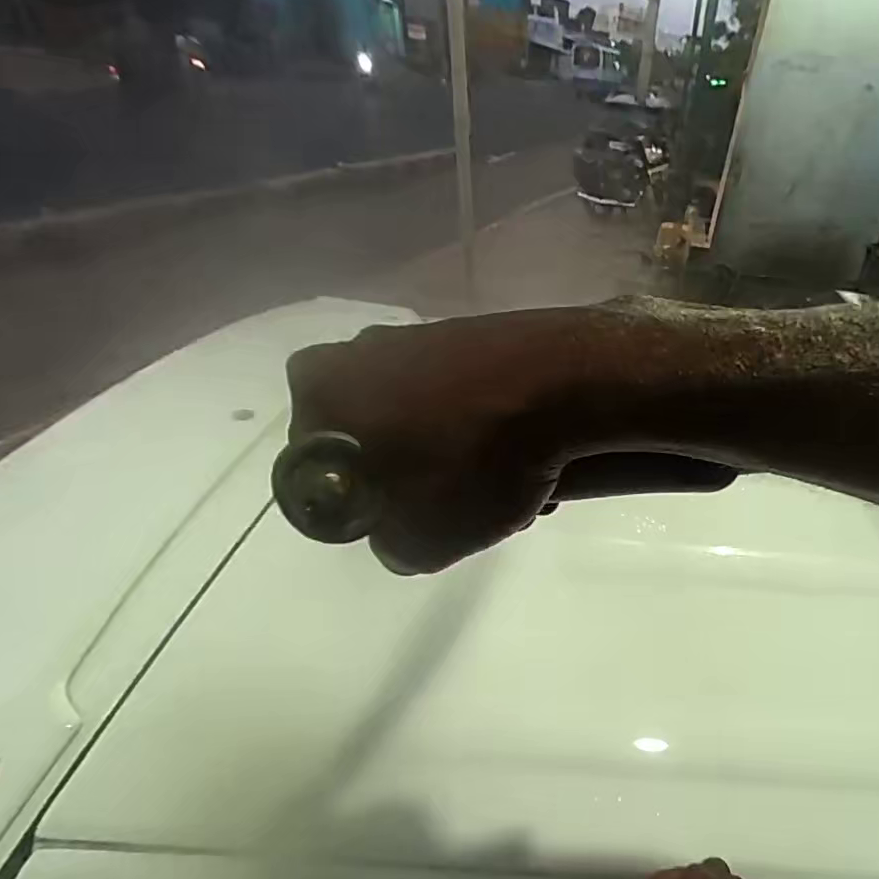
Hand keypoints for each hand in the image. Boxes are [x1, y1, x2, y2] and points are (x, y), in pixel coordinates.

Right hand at [284, 306, 629, 573]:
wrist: (564, 383)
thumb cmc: (470, 463)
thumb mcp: (418, 541)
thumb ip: (389, 544)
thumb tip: (398, 533)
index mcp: (319, 392)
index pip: (314, 465)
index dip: (356, 502)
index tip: (397, 519)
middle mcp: (357, 354)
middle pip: (371, 441)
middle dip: (408, 478)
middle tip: (451, 506)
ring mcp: (416, 336)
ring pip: (419, 422)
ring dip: (450, 458)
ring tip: (499, 488)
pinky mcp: (467, 333)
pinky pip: (457, 398)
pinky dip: (477, 429)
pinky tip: (516, 457)